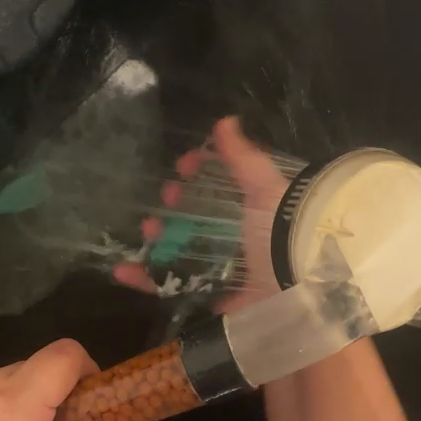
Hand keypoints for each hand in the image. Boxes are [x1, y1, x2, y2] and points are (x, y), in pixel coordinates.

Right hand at [113, 116, 291, 310]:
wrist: (299, 284)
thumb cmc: (283, 229)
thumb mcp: (265, 188)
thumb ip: (244, 158)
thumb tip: (225, 121)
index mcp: (255, 212)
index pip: (222, 188)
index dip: (201, 173)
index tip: (184, 166)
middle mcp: (240, 241)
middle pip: (200, 221)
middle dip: (175, 207)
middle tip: (165, 198)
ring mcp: (224, 271)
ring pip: (182, 253)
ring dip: (158, 240)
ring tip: (147, 230)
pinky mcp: (210, 299)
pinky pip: (174, 289)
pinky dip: (145, 281)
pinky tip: (121, 270)